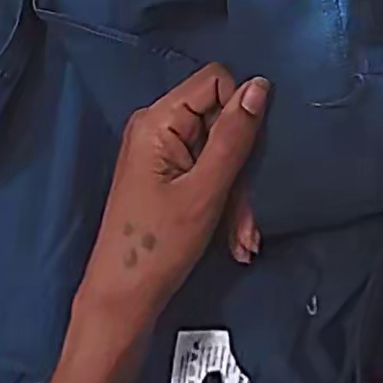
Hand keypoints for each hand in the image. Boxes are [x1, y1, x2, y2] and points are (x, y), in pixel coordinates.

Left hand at [76, 64, 269, 329]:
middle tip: (247, 215)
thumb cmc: (160, 246)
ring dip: (237, 190)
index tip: (248, 153)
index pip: (214, 80)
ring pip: (218, 148)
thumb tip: (260, 84)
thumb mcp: (206, 190)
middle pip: (218, 118)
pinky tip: (234, 236)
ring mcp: (161, 149)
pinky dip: (224, 197)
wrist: (122, 302)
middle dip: (241, 165)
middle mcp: (156, 124)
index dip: (239, 110)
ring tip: (242, 235)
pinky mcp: (166, 171)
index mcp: (158, 119)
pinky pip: (206, 168)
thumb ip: (234, 135)